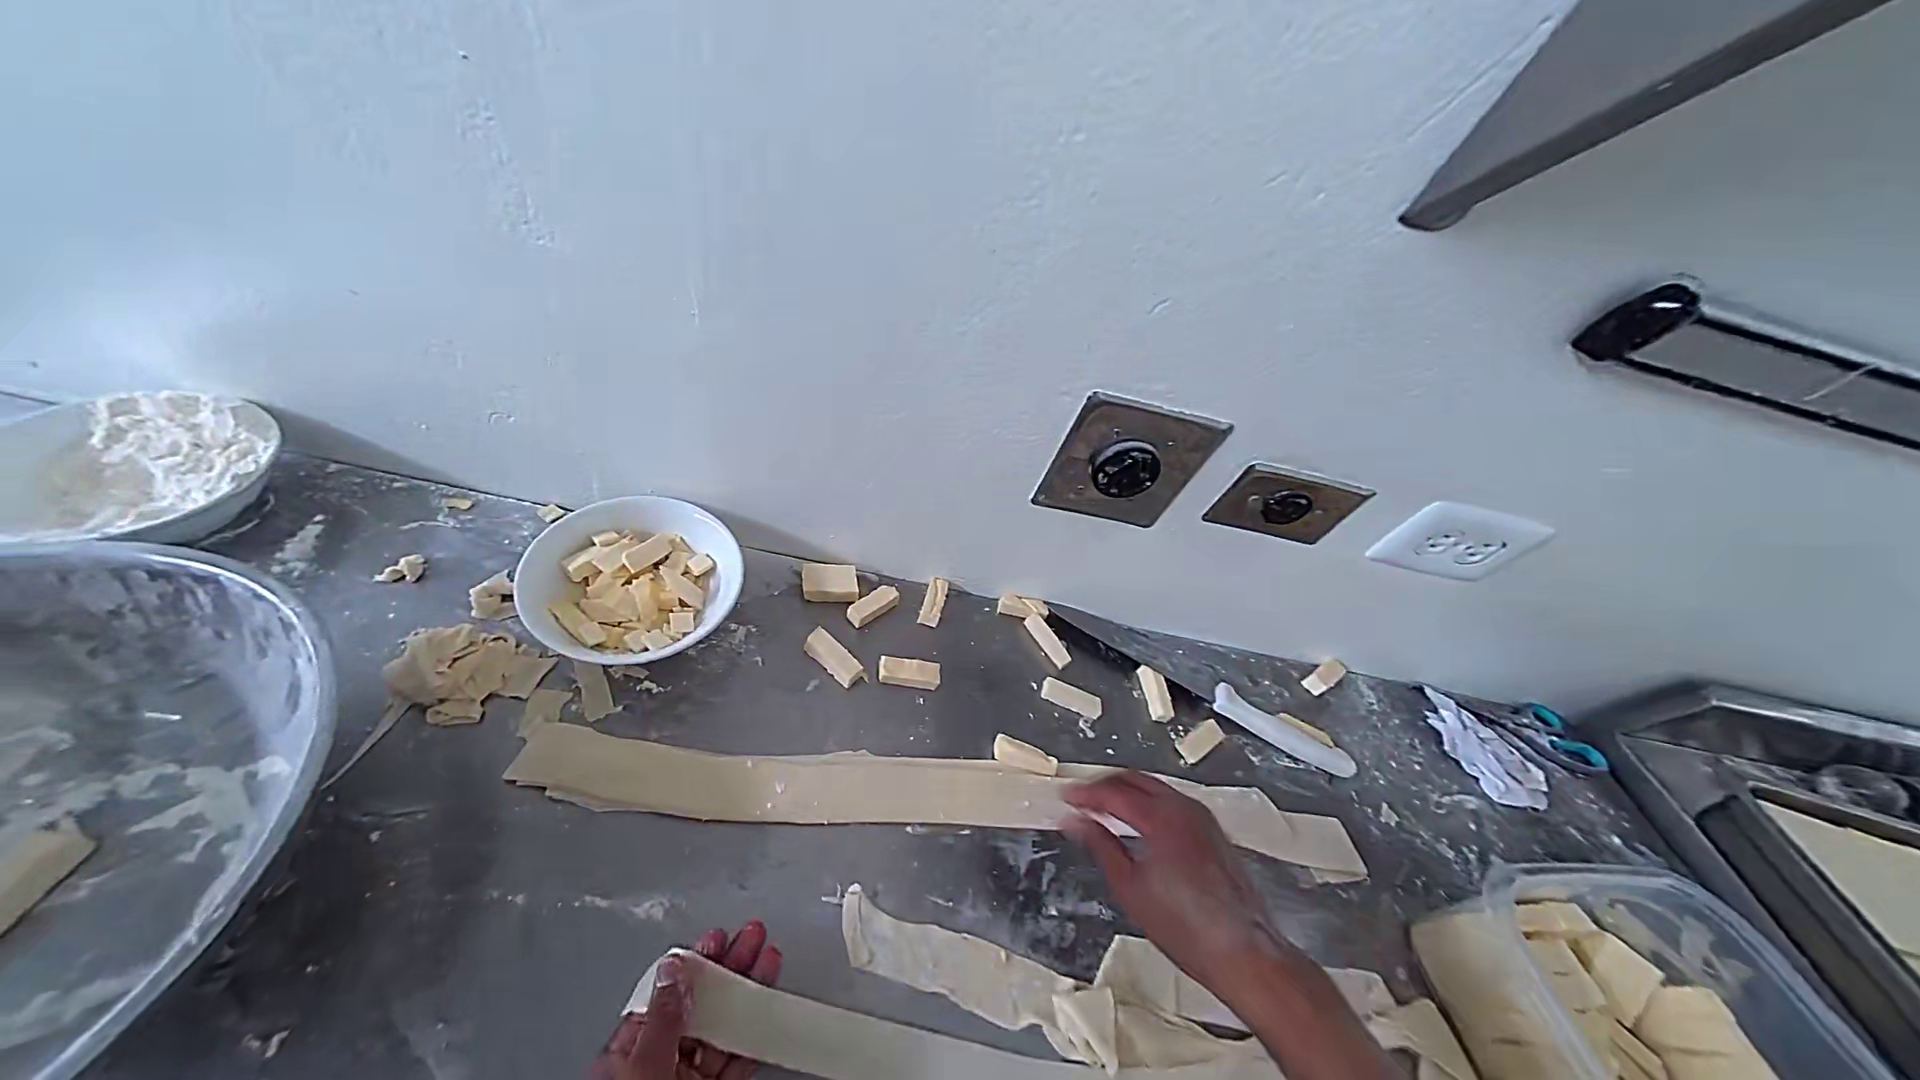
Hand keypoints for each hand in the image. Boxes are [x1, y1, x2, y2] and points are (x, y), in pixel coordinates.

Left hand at [589, 921, 781, 1079]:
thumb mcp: (641, 1070)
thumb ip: (661, 1020)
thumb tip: (675, 966)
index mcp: (629, 1052)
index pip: (665, 993)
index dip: (694, 962)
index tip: (719, 938)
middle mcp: (660, 1060)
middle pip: (699, 1002)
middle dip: (728, 966)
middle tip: (752, 935)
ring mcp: (687, 1078)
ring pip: (723, 1024)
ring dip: (747, 989)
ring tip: (768, 956)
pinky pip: (737, 1058)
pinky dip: (755, 1029)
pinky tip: (767, 1004)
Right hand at [1065, 773, 1400, 1079]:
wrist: (1245, 954)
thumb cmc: (1187, 929)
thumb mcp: (1130, 887)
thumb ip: (1100, 845)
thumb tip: (1076, 822)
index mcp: (1162, 818)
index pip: (1113, 792)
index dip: (1085, 793)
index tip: (1067, 798)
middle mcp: (1184, 808)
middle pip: (1134, 779)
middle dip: (1104, 785)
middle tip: (1082, 801)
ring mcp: (1202, 817)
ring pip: (1154, 787)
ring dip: (1126, 792)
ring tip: (1103, 810)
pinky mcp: (1212, 830)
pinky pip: (1171, 801)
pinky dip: (1147, 802)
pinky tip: (1136, 822)